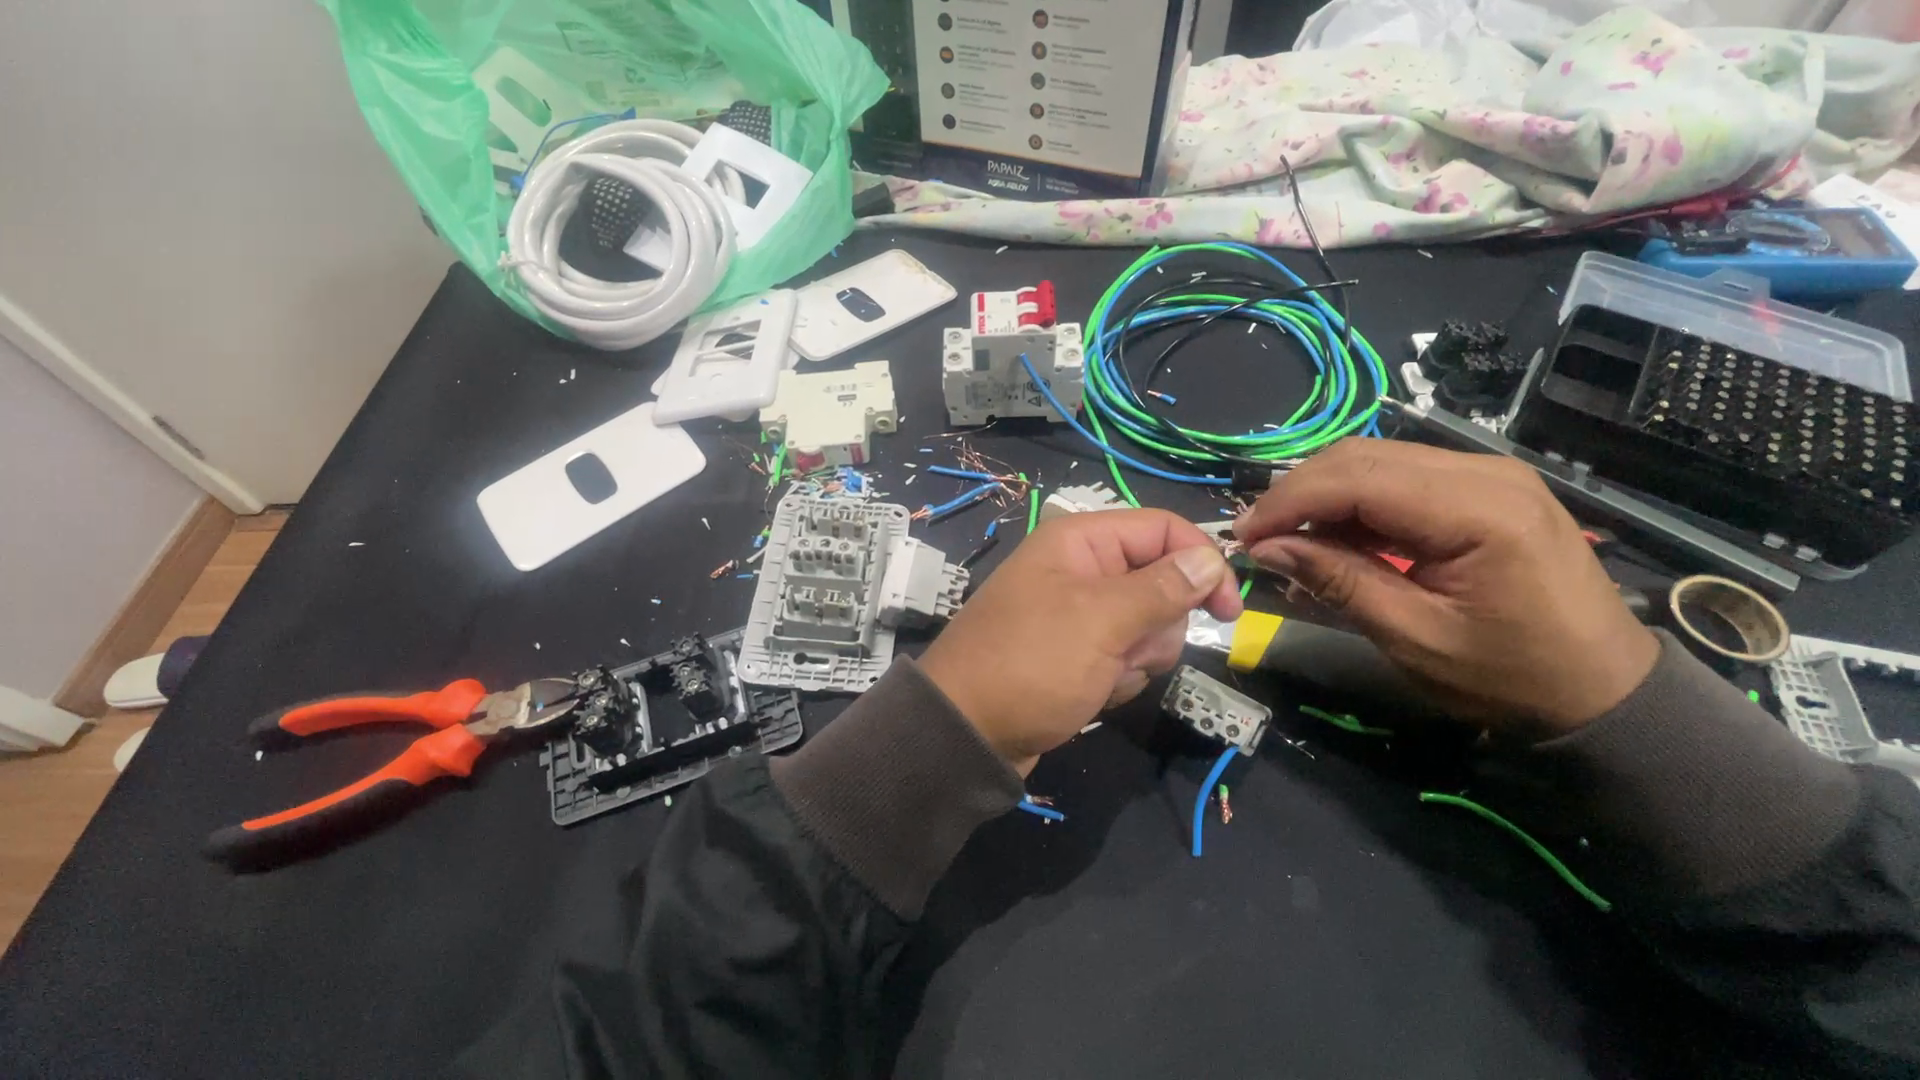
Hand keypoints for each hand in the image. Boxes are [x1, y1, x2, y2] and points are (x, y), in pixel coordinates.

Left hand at [919, 509, 1240, 775]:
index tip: (1229, 610)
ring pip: (1148, 628)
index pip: (1162, 529)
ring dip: (1136, 659)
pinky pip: (1124, 659)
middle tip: (1125, 649)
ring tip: (1098, 676)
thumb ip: (1162, 588)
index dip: (1201, 561)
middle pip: (1160, 582)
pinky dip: (1116, 680)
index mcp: (1079, 542)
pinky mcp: (1077, 656)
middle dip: (1156, 626)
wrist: (967, 734)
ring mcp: (1078, 616)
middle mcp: (1080, 570)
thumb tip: (1211, 558)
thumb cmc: (1031, 665)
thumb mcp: (1100, 621)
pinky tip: (1088, 693)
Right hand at [1233, 439, 1659, 737]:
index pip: (1358, 477)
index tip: (1243, 535)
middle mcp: (1486, 471)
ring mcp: (1490, 474)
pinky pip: (1403, 477)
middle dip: (1299, 492)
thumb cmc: (1512, 676)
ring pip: (1378, 459)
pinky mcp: (1486, 487)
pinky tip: (1334, 534)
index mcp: (1479, 510)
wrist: (1606, 690)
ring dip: (1324, 494)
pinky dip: (1357, 501)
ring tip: (1288, 538)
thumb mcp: (1414, 637)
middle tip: (1257, 537)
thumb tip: (1266, 549)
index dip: (1290, 500)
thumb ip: (1338, 581)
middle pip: (1363, 456)